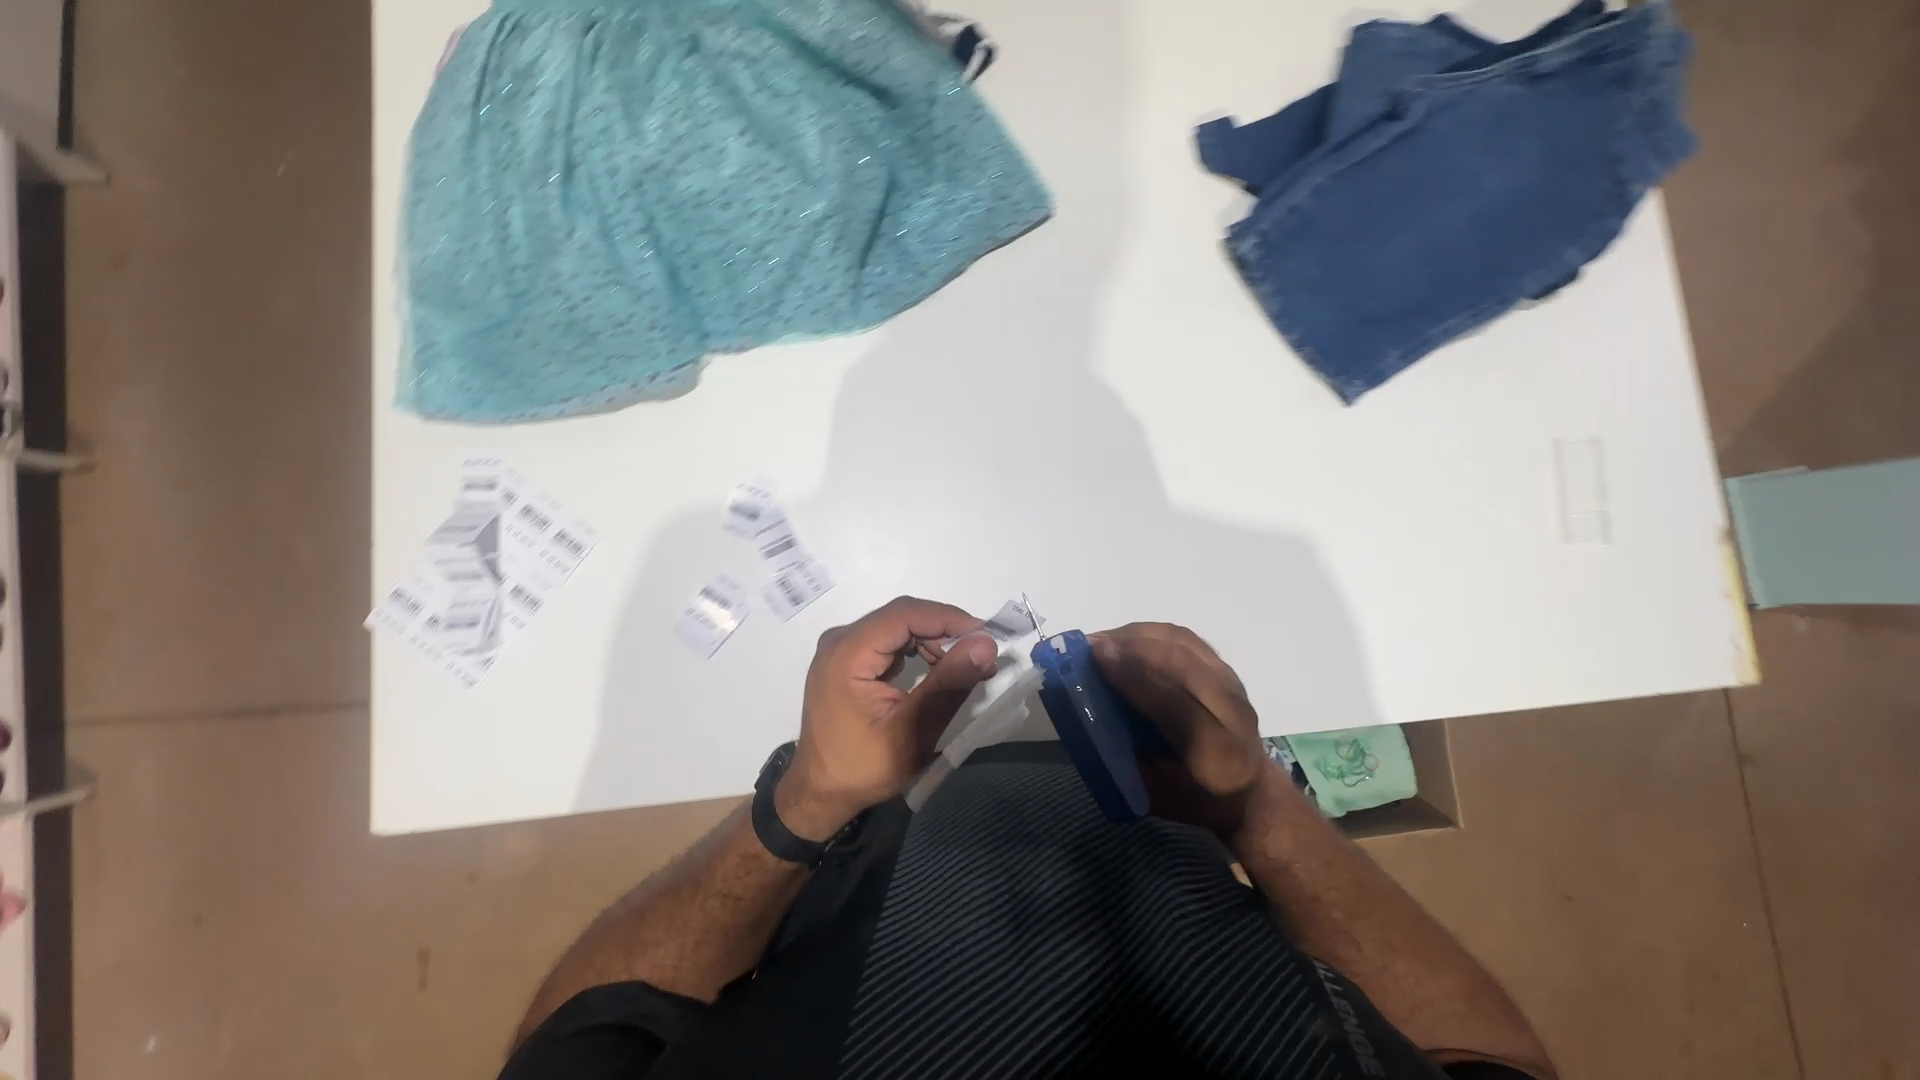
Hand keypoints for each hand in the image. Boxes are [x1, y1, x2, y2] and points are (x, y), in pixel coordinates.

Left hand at [778, 597, 998, 839]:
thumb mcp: (914, 729)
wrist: (822, 792)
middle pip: (901, 618)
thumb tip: (986, 644)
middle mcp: (840, 641)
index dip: (948, 619)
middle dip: (946, 632)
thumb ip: (949, 682)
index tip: (987, 636)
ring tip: (969, 667)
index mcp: (847, 653)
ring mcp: (842, 650)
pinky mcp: (848, 662)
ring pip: (898, 629)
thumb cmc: (864, 766)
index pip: (904, 615)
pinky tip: (943, 671)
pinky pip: (889, 643)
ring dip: (935, 642)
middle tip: (983, 656)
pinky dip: (919, 652)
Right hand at [1090, 623, 1279, 837]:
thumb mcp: (1154, 793)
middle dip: (1134, 647)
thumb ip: (1127, 756)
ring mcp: (1234, 686)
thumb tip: (1088, 708)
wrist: (1248, 791)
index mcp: (1216, 755)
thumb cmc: (1192, 798)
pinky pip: (1188, 640)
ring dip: (1140, 635)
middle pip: (1183, 663)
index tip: (1098, 657)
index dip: (1135, 677)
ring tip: (1105, 639)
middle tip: (1091, 644)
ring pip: (1185, 644)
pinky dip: (1154, 633)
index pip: (1175, 705)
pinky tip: (1129, 638)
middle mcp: (1233, 714)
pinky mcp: (1228, 670)